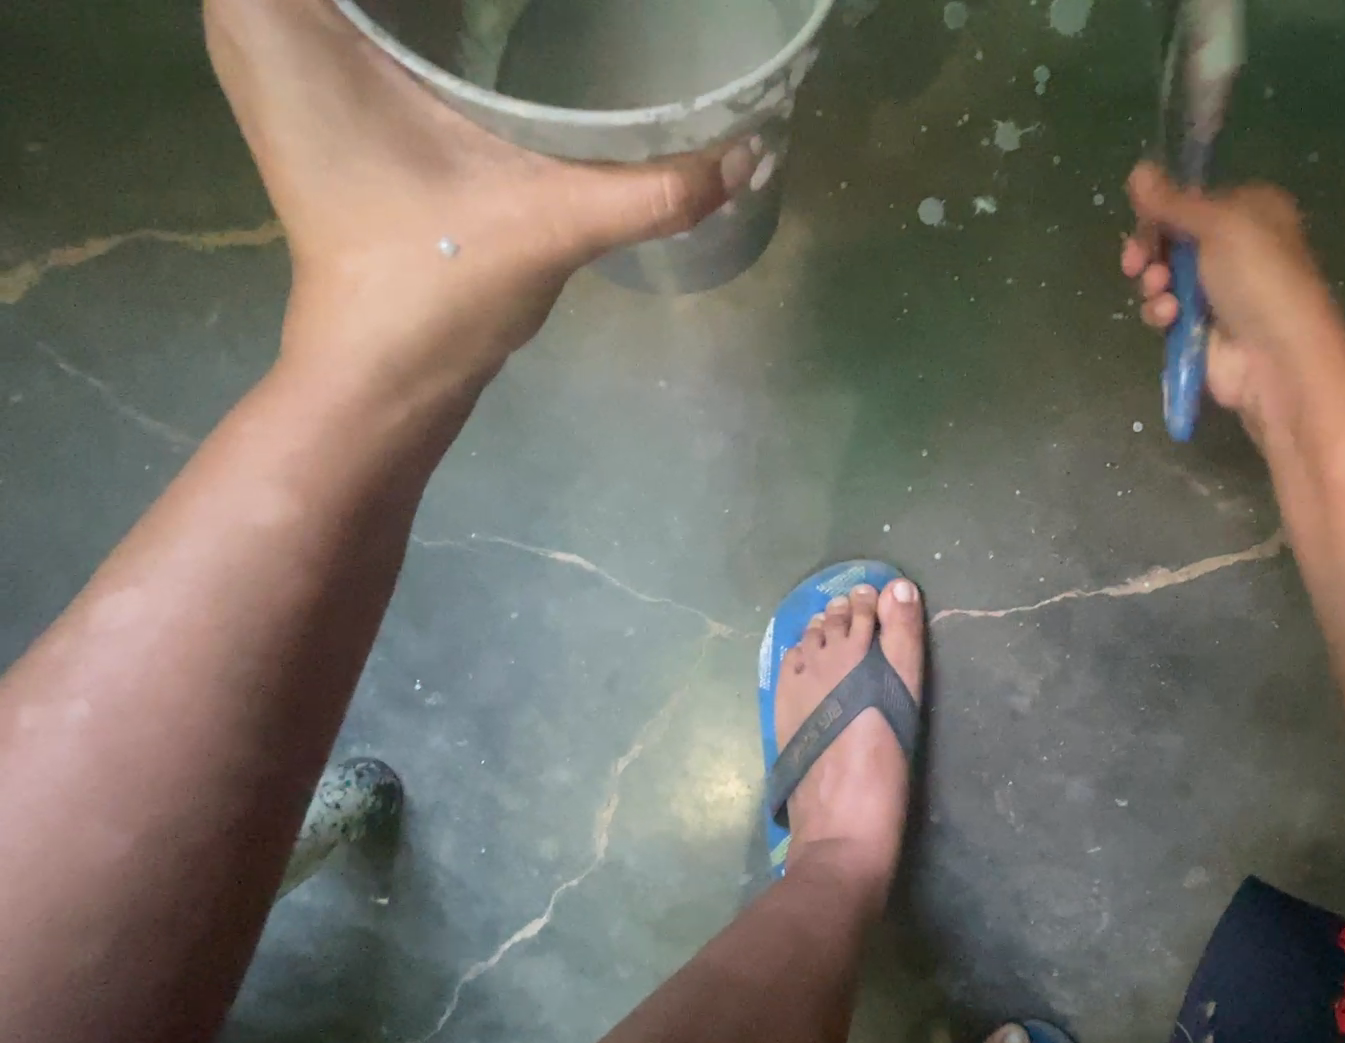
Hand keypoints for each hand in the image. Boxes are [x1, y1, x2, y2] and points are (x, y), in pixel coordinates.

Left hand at [205, 0, 749, 376]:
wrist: (388, 370)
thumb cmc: (440, 281)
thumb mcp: (561, 219)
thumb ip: (660, 187)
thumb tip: (753, 156)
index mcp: (281, 10)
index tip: (546, 3)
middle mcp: (258, 16)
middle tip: (558, 9)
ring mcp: (280, 61)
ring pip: (375, 3)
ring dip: (444, 8)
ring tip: (535, 18)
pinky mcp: (314, 102)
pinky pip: (366, 26)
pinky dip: (426, 25)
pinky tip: (489, 38)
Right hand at [1121, 162, 1344, 431]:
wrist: (1275, 356)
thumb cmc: (1257, 277)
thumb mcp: (1219, 224)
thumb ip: (1172, 201)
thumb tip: (1138, 168)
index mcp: (1249, 211)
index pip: (1190, 202)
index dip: (1161, 212)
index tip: (1142, 222)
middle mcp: (1233, 247)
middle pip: (1170, 239)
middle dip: (1150, 250)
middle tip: (1136, 263)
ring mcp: (1215, 291)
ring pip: (1162, 277)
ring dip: (1153, 283)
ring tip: (1161, 292)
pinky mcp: (1198, 328)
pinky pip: (1164, 311)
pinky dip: (1160, 312)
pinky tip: (1170, 318)